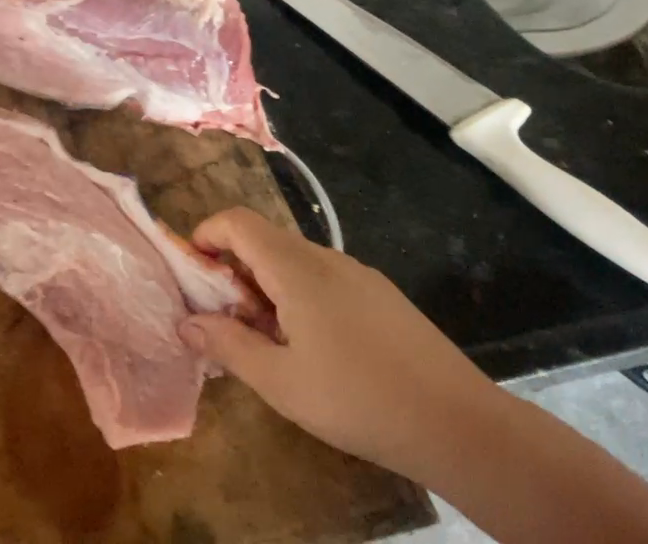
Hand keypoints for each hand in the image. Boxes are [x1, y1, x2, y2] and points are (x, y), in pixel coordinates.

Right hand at [178, 207, 507, 480]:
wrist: (461, 425)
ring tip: (267, 343)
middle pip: (264, 241)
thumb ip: (228, 345)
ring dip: (266, 288)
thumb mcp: (280, 382)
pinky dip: (298, 298)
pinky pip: (324, 280)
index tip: (192, 275)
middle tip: (225, 323)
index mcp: (297, 269)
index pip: (238, 222)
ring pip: (295, 263)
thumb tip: (187, 323)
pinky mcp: (382, 297)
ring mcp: (360, 276)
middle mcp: (327, 259)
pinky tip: (312, 349)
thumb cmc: (358, 400)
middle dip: (233, 272)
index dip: (206, 236)